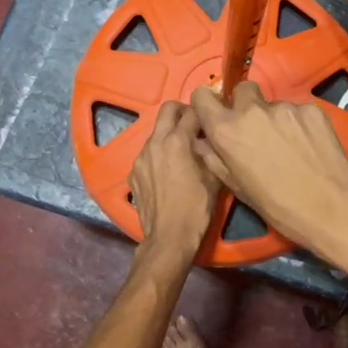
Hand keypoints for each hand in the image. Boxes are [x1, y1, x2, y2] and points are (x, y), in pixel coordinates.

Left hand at [129, 102, 219, 255]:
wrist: (168, 237)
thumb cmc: (196, 207)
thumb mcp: (214, 177)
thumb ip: (211, 151)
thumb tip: (210, 138)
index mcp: (177, 141)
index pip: (192, 112)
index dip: (205, 112)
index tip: (212, 117)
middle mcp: (155, 143)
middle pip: (167, 110)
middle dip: (182, 111)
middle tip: (194, 125)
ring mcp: (140, 157)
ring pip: (156, 132)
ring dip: (169, 134)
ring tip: (182, 152)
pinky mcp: (133, 173)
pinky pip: (147, 154)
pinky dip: (159, 154)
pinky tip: (168, 172)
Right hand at [189, 82, 347, 250]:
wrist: (330, 207)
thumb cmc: (277, 206)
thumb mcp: (237, 188)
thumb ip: (214, 158)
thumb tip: (202, 141)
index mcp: (227, 130)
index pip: (202, 95)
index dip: (208, 105)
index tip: (217, 117)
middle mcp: (252, 110)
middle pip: (242, 90)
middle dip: (245, 105)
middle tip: (256, 131)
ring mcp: (285, 106)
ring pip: (273, 104)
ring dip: (275, 119)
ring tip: (289, 147)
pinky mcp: (312, 109)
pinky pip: (298, 111)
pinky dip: (298, 124)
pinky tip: (308, 146)